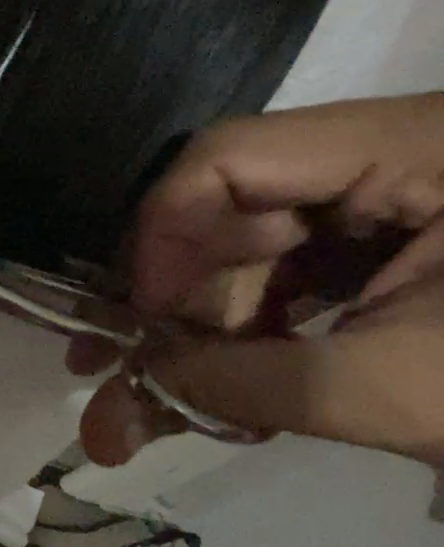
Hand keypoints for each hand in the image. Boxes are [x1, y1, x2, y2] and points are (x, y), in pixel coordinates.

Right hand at [74, 94, 443, 467]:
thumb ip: (242, 384)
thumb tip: (132, 387)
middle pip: (231, 211)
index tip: (145, 326)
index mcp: (424, 148)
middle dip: (178, 304)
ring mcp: (409, 193)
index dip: (160, 241)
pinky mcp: (411, 236)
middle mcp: (406, 152)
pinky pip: (295, 271)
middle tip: (140, 383)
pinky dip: (254, 329)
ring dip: (207, 327)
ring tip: (184, 398)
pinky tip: (239, 380)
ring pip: (253, 248)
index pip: (227, 159)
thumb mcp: (396, 388)